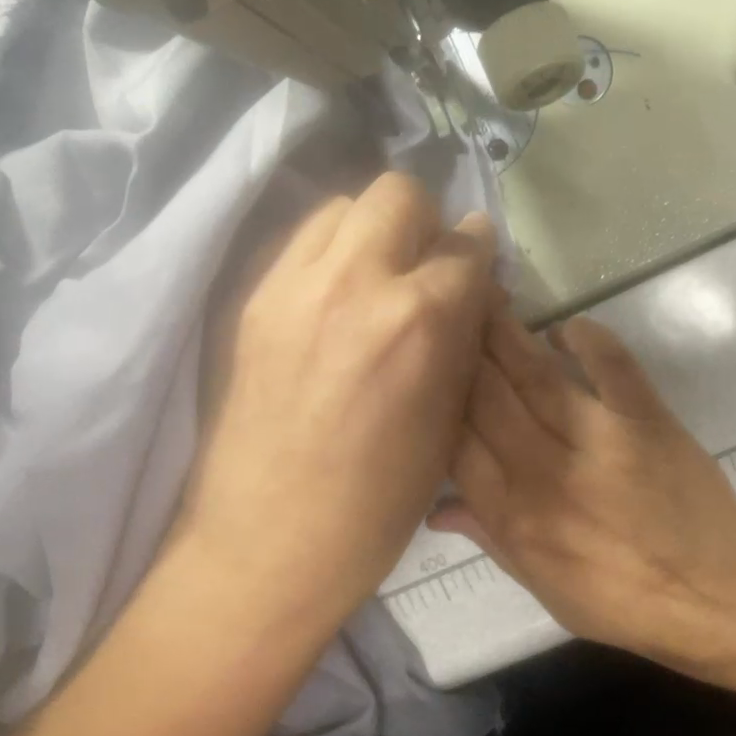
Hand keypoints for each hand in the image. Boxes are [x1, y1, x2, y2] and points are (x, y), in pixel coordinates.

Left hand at [173, 172, 498, 627]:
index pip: (465, 250)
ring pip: (342, 207)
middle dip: (426, 224)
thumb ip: (463, 346)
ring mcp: (293, 285)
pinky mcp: (253, 301)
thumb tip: (473, 298)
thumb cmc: (381, 503)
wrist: (274, 539)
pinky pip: (301, 245)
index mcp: (420, 321)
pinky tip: (340, 304)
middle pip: (398, 197)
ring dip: (374, 231)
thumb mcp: (448, 423)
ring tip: (382, 282)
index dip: (481, 259)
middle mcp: (356, 281)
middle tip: (431, 270)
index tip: (482, 275)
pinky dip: (333, 255)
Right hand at [429, 314, 735, 668]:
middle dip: (459, 354)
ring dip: (506, 334)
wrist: (711, 593)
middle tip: (442, 314)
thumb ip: (493, 541)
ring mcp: (598, 441)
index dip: (435, 406)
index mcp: (515, 518)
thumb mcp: (547, 590)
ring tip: (483, 298)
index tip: (424, 376)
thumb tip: (438, 510)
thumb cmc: (623, 602)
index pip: (456, 447)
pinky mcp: (647, 420)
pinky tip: (567, 326)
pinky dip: (589, 339)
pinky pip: (612, 367)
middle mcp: (545, 473)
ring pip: (536, 376)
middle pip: (486, 399)